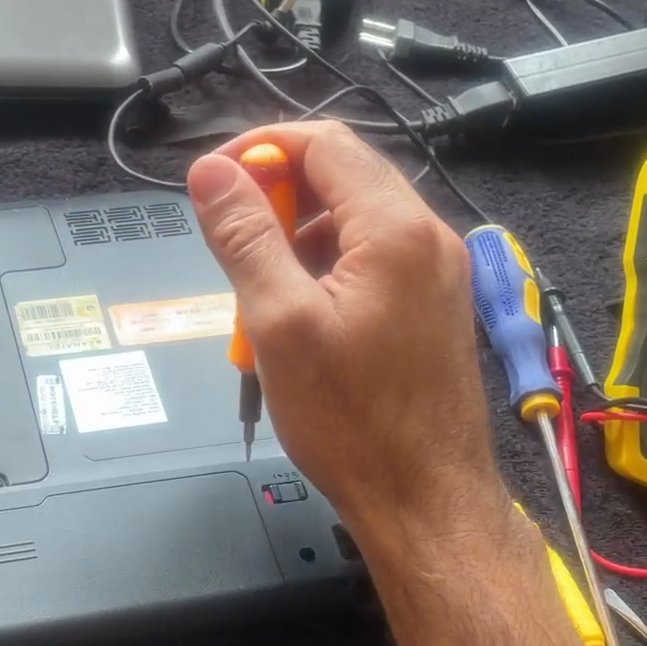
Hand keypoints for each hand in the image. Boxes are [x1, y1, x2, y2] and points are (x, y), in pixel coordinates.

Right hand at [188, 123, 507, 547]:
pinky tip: (297, 321)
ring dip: (296, 243)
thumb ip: (244, 237)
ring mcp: (435, 274)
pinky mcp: (430, 308)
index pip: (324, 144)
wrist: (423, 501)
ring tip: (260, 298)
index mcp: (396, 229)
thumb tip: (210, 172)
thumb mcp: (279, 322)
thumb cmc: (351, 421)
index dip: (261, 148)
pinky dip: (323, 274)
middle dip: (276, 201)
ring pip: (351, 225)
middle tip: (233, 250)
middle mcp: (427, 238)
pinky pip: (368, 264)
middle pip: (341, 180)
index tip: (214, 182)